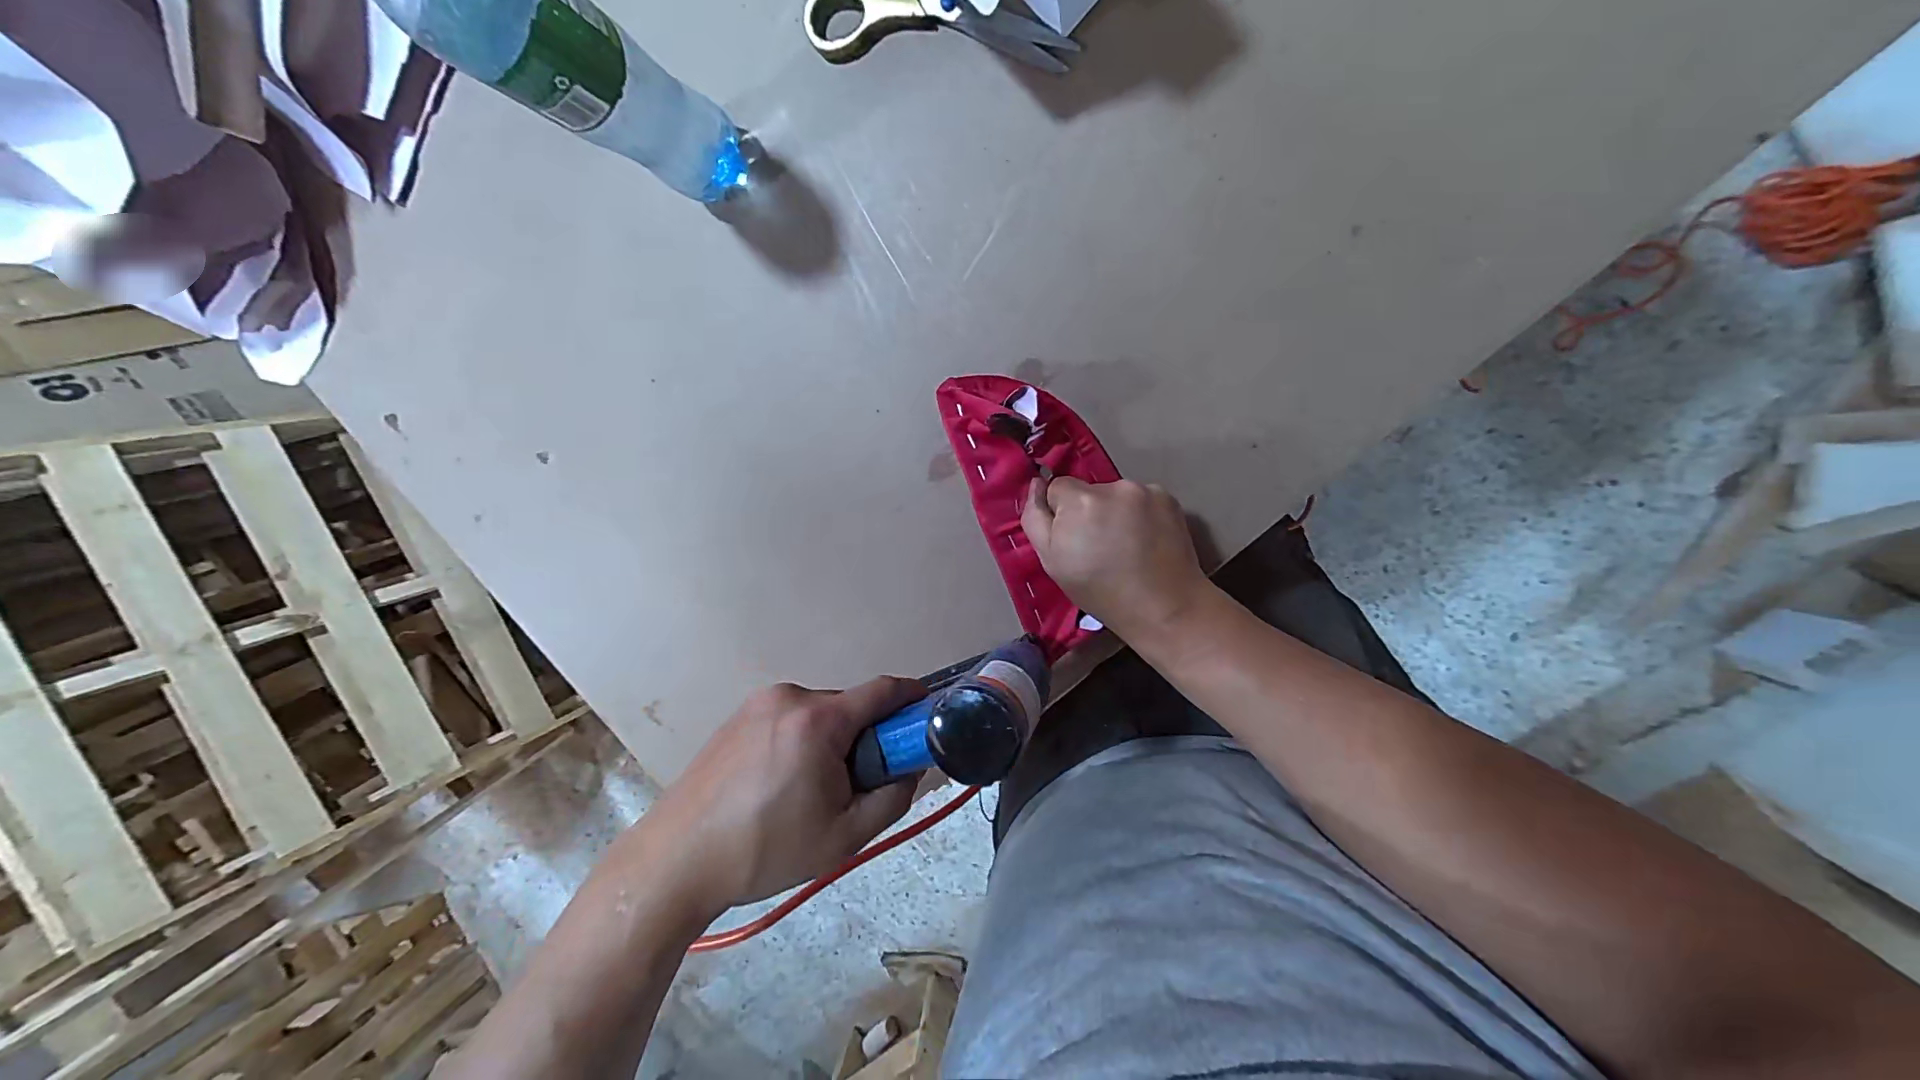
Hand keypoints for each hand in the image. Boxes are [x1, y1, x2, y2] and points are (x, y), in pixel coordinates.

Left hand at [631, 678, 924, 914]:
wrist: (675, 862)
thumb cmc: (765, 849)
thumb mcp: (845, 835)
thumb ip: (893, 796)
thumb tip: (912, 768)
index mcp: (819, 719)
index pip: (884, 691)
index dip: (913, 701)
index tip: (927, 719)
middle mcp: (789, 697)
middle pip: (850, 707)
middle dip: (867, 737)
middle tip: (862, 784)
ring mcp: (757, 704)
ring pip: (819, 715)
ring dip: (832, 742)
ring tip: (814, 793)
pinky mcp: (736, 718)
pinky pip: (789, 720)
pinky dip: (803, 743)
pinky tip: (782, 786)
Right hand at [1021, 476, 1212, 639]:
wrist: (1164, 607)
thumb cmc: (1100, 590)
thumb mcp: (1052, 562)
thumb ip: (1035, 518)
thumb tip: (1037, 484)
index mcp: (1080, 500)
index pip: (1058, 487)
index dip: (1061, 514)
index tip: (1074, 540)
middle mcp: (1114, 486)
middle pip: (1089, 490)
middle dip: (1089, 512)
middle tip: (1100, 548)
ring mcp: (1145, 490)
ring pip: (1116, 495)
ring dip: (1115, 512)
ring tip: (1125, 547)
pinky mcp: (1169, 499)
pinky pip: (1142, 500)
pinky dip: (1140, 515)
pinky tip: (1146, 541)